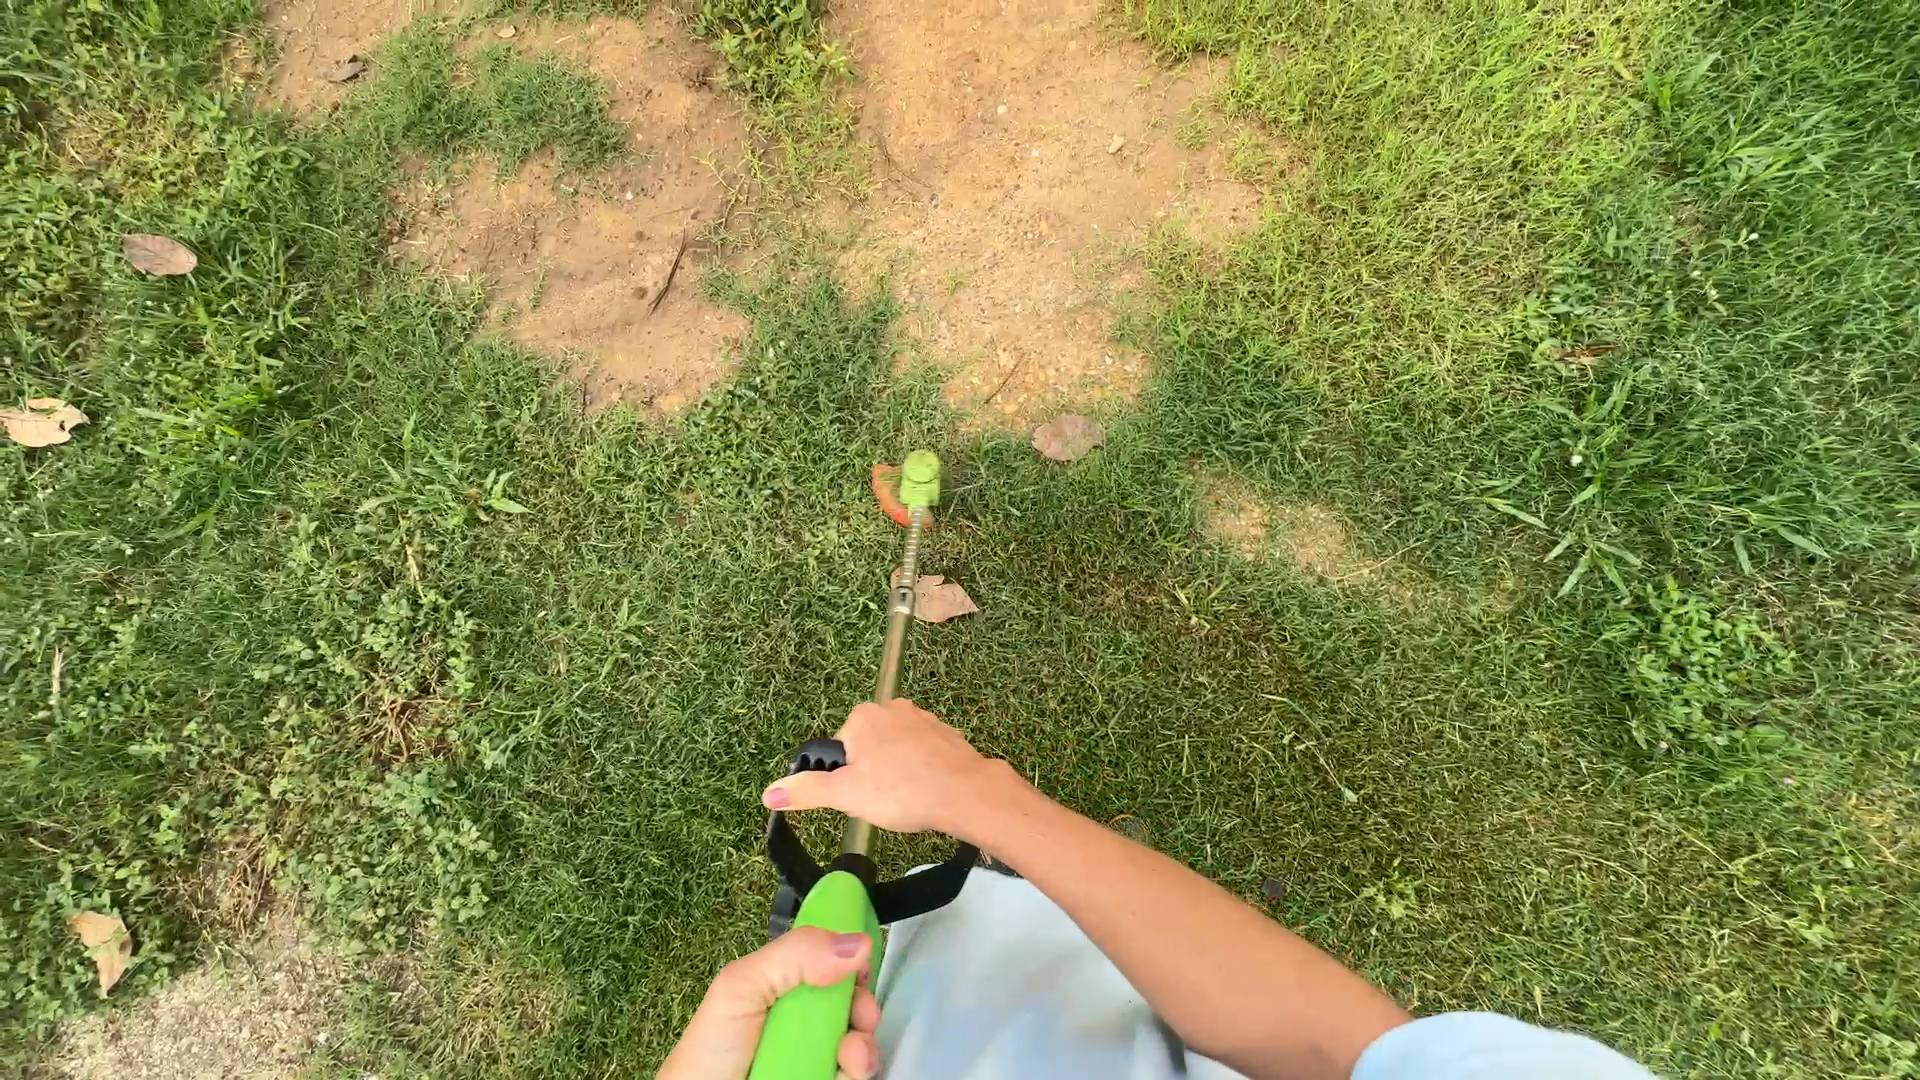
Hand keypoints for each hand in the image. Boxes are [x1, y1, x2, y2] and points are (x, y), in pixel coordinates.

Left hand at [657, 927, 881, 1079]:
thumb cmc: (709, 1055)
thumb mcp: (742, 987)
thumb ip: (796, 955)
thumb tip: (859, 944)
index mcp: (785, 989)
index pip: (833, 965)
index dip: (852, 967)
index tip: (860, 975)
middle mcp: (802, 1023)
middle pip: (853, 1006)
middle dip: (864, 1010)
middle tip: (861, 1019)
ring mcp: (812, 1061)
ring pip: (860, 1046)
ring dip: (864, 1048)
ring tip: (850, 1059)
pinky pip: (852, 1077)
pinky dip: (856, 1074)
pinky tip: (844, 1075)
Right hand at [762, 699, 1007, 837]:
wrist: (964, 792)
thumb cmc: (900, 791)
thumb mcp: (846, 794)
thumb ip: (807, 791)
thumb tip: (768, 794)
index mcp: (862, 716)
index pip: (840, 751)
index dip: (847, 778)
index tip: (861, 796)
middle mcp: (891, 707)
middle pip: (867, 748)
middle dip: (871, 774)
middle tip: (884, 799)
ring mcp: (921, 717)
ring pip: (894, 750)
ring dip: (896, 772)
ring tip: (907, 797)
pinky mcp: (944, 732)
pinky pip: (921, 753)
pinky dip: (920, 769)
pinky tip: (927, 789)